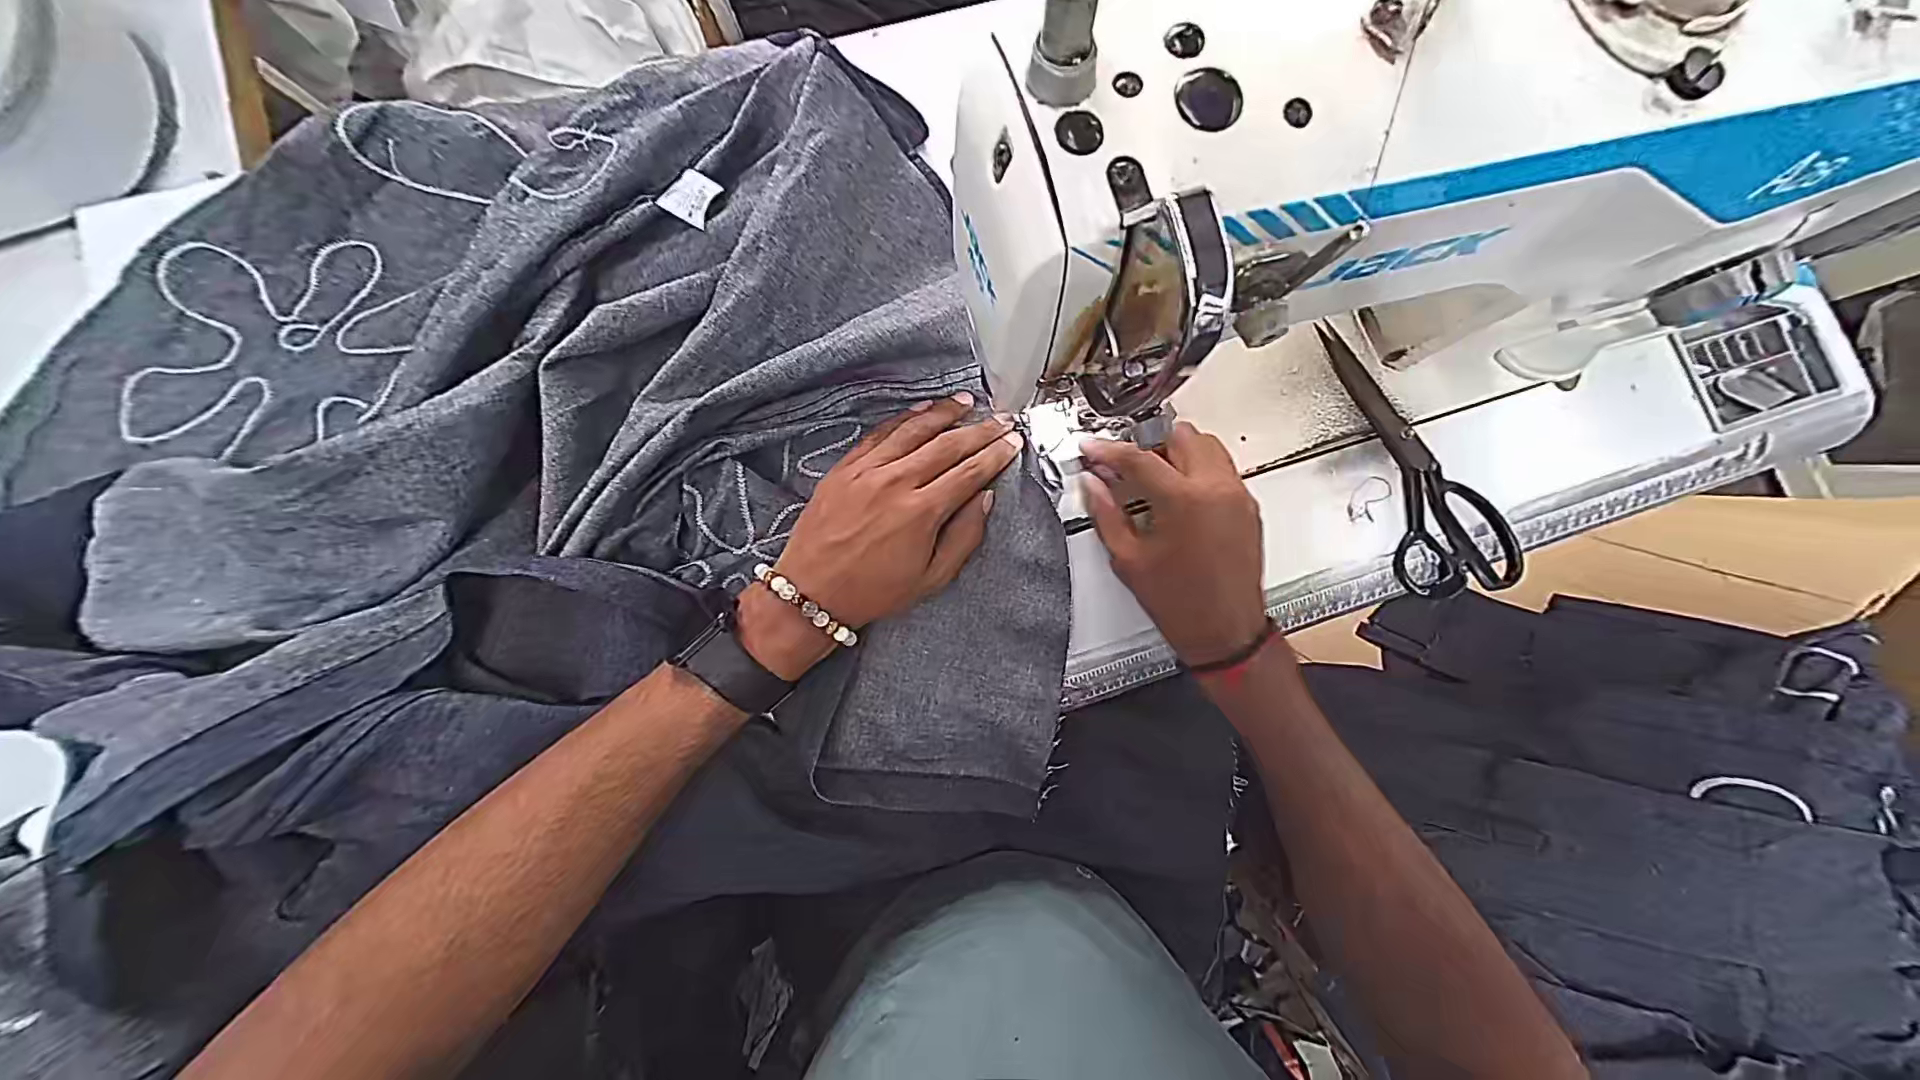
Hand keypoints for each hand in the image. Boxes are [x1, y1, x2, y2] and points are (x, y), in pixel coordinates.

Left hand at [735, 393, 1023, 678]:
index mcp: (921, 512)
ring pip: (914, 430)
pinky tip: (921, 411)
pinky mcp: (845, 468)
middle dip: (980, 429)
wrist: (812, 591)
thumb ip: (964, 536)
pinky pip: (880, 433)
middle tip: (1000, 418)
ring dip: (944, 413)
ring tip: (966, 402)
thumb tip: (985, 499)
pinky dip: (904, 418)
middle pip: (948, 444)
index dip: (996, 453)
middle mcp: (896, 483)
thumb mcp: (931, 578)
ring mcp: (868, 471)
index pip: (970, 471)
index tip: (1012, 441)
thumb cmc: (873, 591)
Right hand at [1080, 422, 1268, 667]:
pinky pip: (1223, 469)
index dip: (1109, 449)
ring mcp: (1238, 497)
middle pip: (1181, 436)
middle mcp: (1217, 491)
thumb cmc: (1184, 605)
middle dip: (1148, 443)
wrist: (1225, 632)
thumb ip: (1106, 513)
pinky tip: (1178, 493)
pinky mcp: (1248, 508)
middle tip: (1126, 462)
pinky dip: (1198, 470)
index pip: (1139, 457)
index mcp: (1184, 501)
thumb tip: (1093, 485)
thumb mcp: (1128, 559)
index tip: (1094, 448)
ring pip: (1208, 446)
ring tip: (1152, 476)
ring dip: (1177, 452)